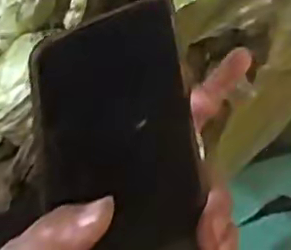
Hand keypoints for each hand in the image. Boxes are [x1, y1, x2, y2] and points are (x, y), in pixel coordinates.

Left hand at [1, 48, 251, 249]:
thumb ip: (50, 232)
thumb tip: (103, 209)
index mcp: (112, 177)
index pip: (161, 123)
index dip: (205, 90)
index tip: (240, 60)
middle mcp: (145, 196)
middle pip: (196, 166)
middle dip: (215, 178)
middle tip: (211, 208)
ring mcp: (162, 230)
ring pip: (209, 207)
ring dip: (220, 215)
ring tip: (212, 236)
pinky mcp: (176, 249)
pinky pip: (213, 244)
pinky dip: (223, 243)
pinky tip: (218, 247)